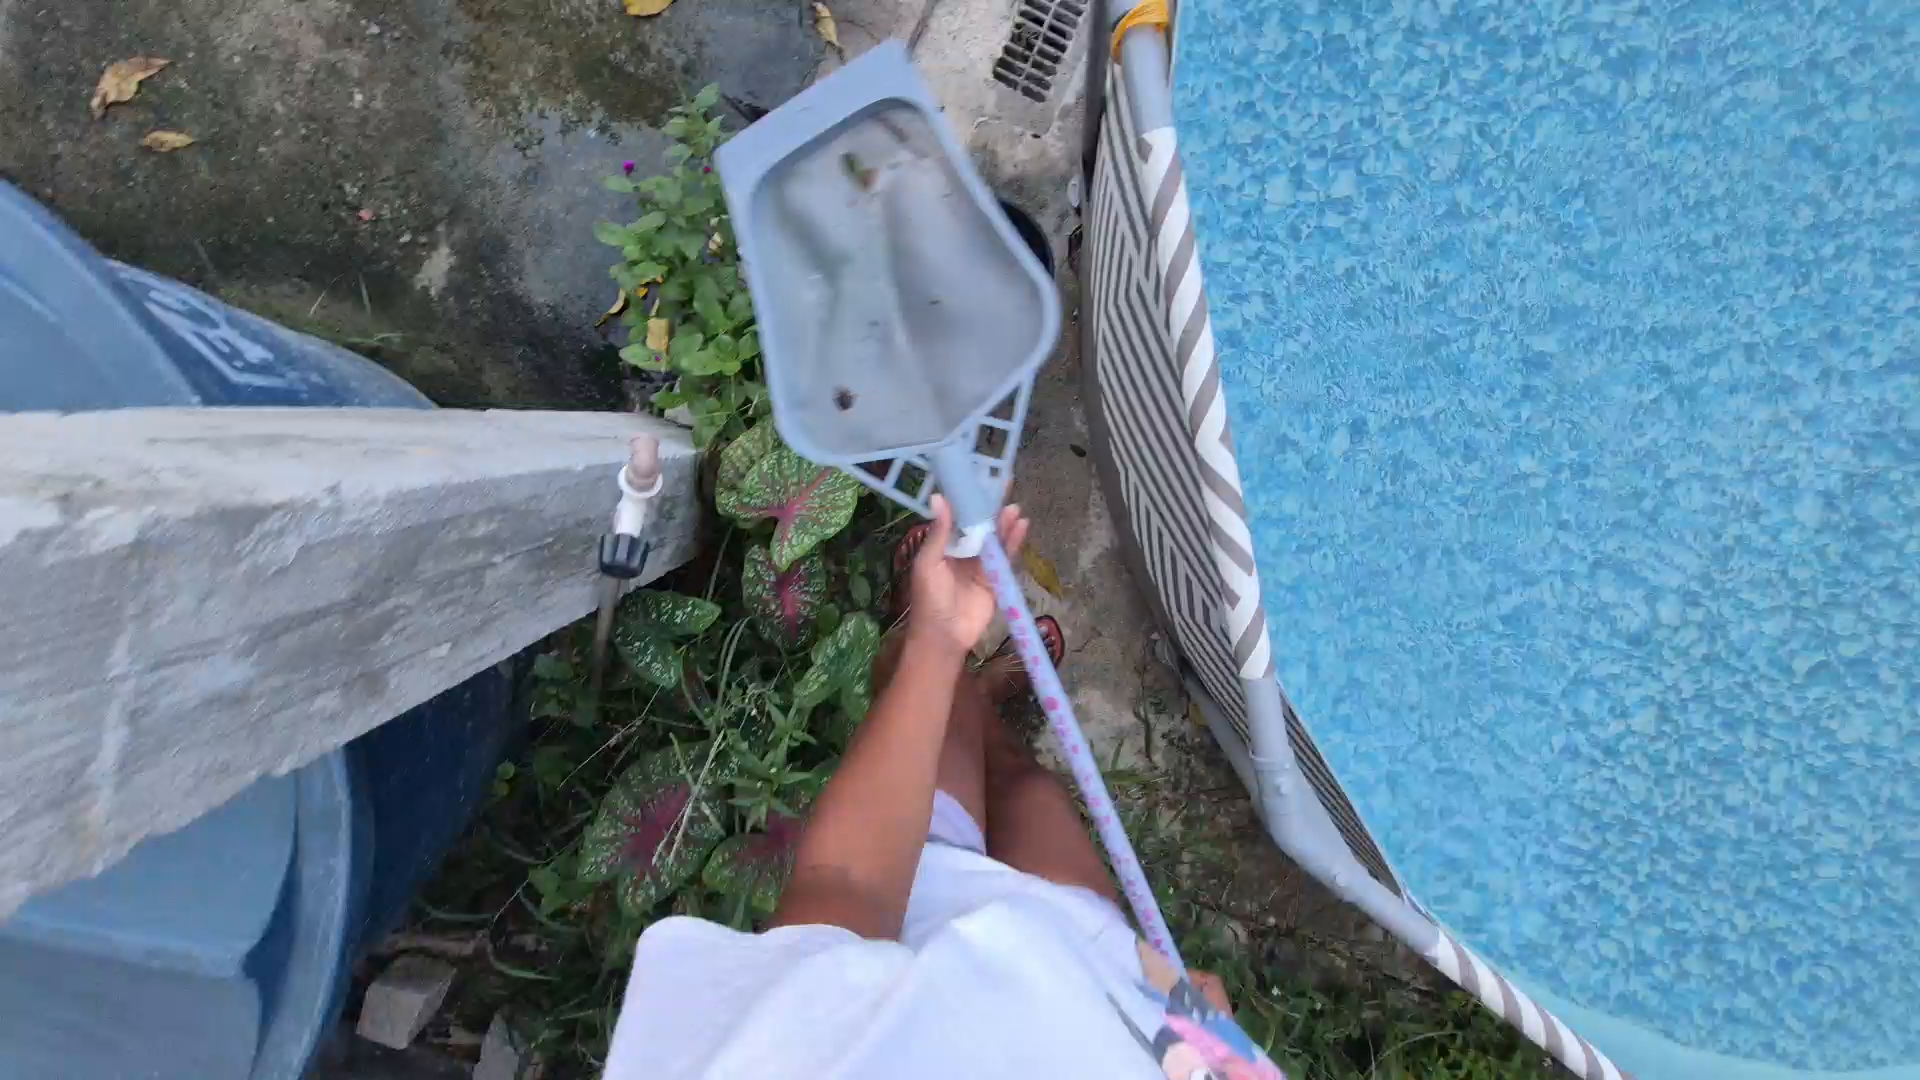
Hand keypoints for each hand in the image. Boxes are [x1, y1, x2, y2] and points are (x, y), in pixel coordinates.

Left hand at [908, 494, 1029, 657]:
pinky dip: (1013, 542)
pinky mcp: (995, 579)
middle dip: (991, 508)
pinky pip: (1005, 558)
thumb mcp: (929, 562)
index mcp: (943, 547)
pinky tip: (1021, 527)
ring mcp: (980, 566)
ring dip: (1004, 524)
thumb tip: (940, 498)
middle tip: (1005, 486)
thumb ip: (939, 532)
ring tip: (1015, 507)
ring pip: (995, 540)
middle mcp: (962, 553)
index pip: (958, 517)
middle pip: (980, 526)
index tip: (979, 480)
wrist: (944, 636)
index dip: (969, 500)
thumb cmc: (929, 598)